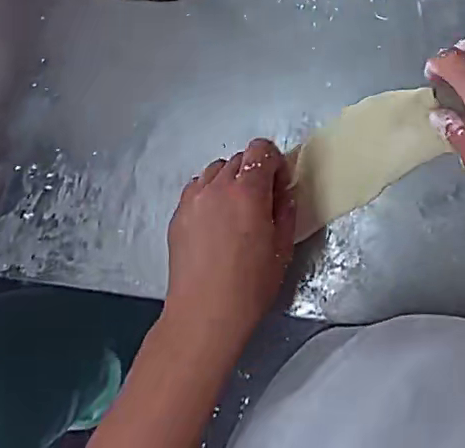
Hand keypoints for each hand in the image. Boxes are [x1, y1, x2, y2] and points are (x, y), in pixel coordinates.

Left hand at [164, 138, 296, 342]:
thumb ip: (286, 211)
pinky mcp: (178, 212)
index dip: (274, 161)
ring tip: (236, 211)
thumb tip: (284, 191)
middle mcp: (217, 185)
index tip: (279, 185)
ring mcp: (194, 197)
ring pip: (216, 169)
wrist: (203, 315)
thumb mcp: (282, 250)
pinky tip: (215, 221)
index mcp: (247, 191)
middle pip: (240, 158)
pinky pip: (197, 188)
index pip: (261, 149)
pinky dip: (209, 193)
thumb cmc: (249, 287)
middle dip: (254, 172)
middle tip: (262, 202)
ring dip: (230, 180)